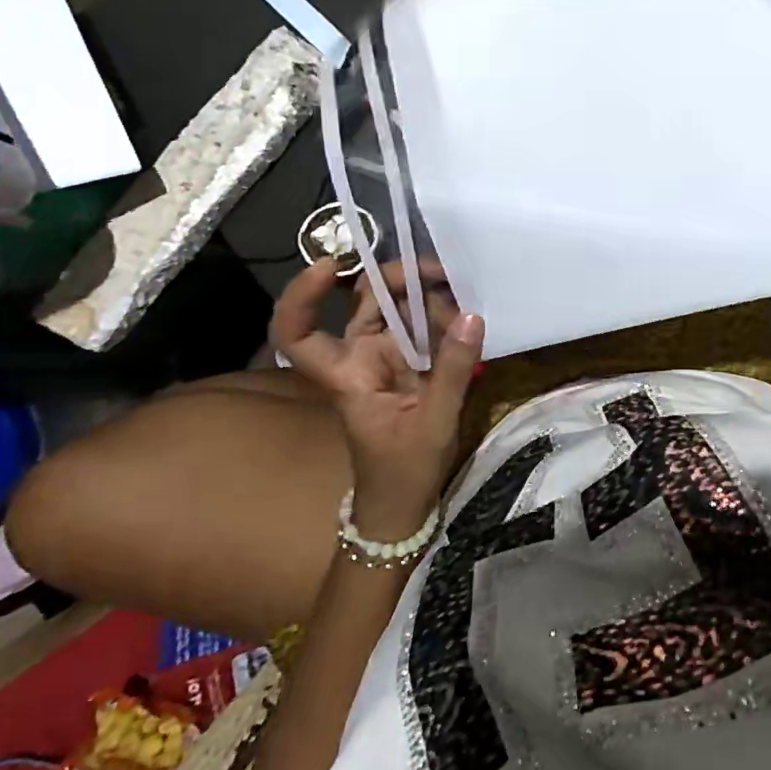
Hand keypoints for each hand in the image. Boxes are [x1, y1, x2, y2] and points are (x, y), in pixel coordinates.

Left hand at [270, 258, 484, 539]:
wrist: (404, 504)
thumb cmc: (403, 472)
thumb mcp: (434, 423)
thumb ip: (453, 371)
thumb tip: (472, 316)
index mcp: (347, 375)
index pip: (298, 333)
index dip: (302, 296)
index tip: (333, 265)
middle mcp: (360, 358)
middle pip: (363, 302)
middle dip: (398, 279)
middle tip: (442, 271)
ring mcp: (386, 358)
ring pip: (396, 309)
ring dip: (427, 295)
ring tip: (464, 290)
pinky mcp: (410, 364)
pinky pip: (422, 327)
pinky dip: (442, 314)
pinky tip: (466, 310)